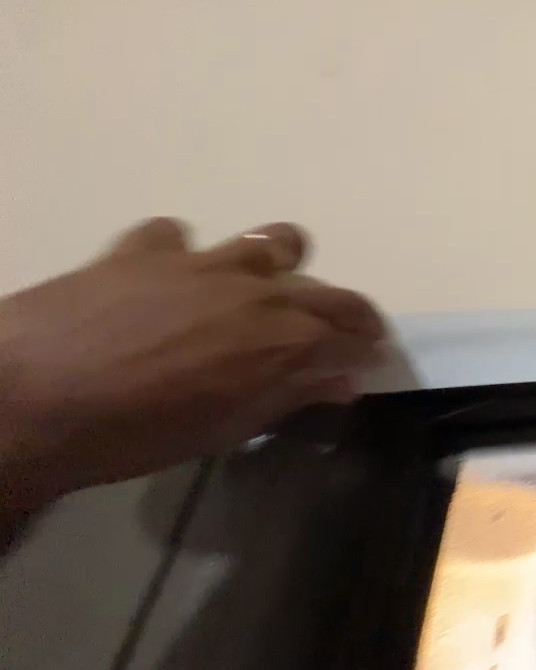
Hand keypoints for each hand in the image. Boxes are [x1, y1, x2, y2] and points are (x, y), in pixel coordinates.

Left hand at [0, 219, 385, 513]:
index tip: (367, 365)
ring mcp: (205, 268)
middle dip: (352, 316)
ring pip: (273, 241)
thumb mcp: (227, 428)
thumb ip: (292, 396)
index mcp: (292, 342)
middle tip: (346, 333)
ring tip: (266, 285)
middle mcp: (266, 295)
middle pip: (336, 295)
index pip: (354, 344)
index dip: (365, 356)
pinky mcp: (142, 254)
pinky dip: (177, 252)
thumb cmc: (132, 434)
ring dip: (281, 262)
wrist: (14, 406)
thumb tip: (342, 382)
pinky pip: (170, 235)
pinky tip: (169, 275)